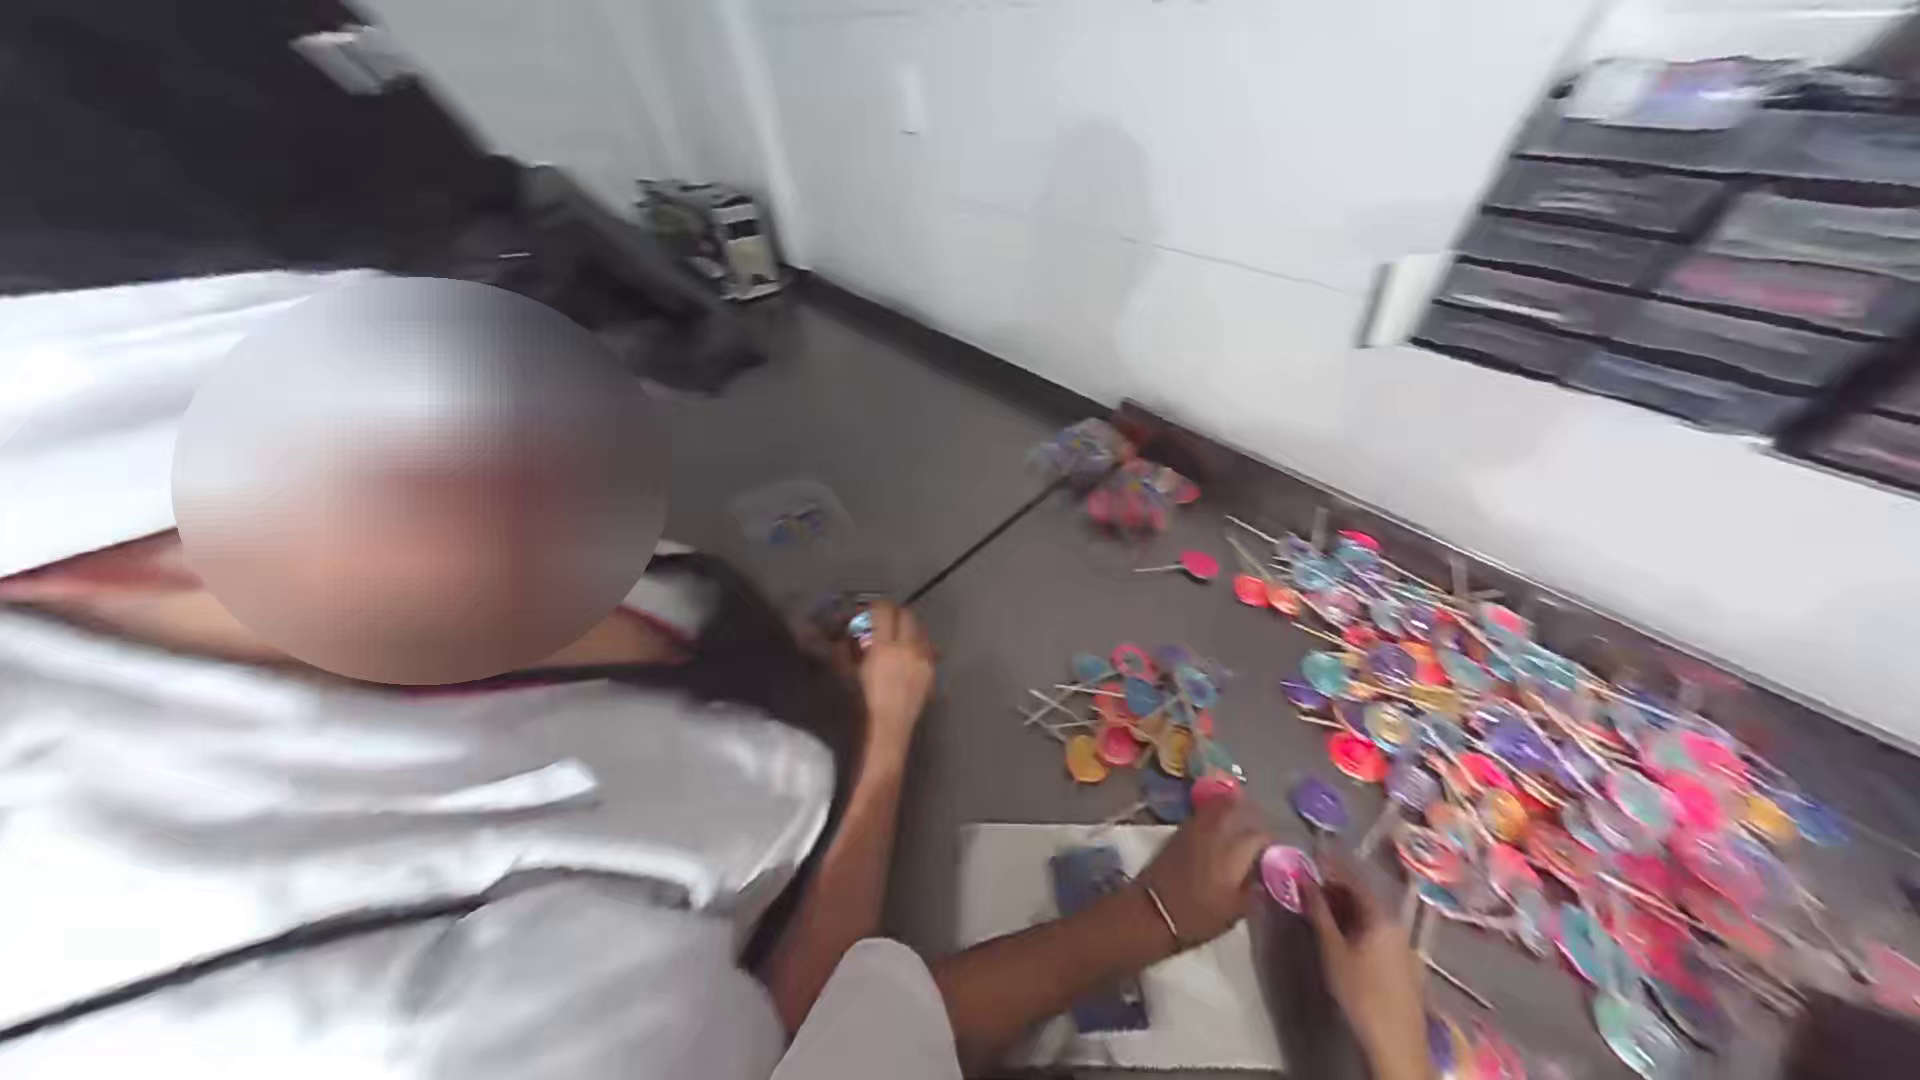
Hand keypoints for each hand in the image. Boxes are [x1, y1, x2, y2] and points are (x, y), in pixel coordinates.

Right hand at [855, 602, 935, 756]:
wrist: (886, 732)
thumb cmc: (861, 705)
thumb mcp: (847, 672)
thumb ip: (847, 647)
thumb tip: (848, 632)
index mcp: (885, 648)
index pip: (885, 611)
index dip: (876, 606)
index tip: (870, 609)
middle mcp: (909, 650)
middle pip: (907, 615)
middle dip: (894, 613)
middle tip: (883, 618)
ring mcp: (924, 660)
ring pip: (920, 630)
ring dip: (908, 626)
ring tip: (896, 634)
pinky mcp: (932, 672)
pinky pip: (928, 647)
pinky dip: (918, 643)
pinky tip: (907, 653)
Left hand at [1136, 796, 1272, 948]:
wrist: (1155, 909)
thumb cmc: (1199, 915)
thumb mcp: (1237, 909)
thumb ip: (1255, 886)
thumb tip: (1268, 872)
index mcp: (1233, 850)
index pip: (1261, 835)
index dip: (1271, 843)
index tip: (1276, 853)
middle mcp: (1215, 830)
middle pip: (1238, 809)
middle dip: (1252, 816)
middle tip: (1259, 834)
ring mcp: (1194, 826)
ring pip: (1218, 805)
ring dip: (1232, 809)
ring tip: (1241, 824)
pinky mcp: (1179, 829)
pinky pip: (1203, 813)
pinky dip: (1214, 814)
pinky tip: (1218, 827)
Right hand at [1304, 859, 1431, 1079]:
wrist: (1396, 1045)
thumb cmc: (1361, 992)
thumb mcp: (1332, 949)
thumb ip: (1318, 911)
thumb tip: (1305, 879)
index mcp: (1382, 917)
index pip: (1355, 878)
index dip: (1332, 864)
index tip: (1310, 855)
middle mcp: (1397, 925)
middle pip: (1364, 895)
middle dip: (1336, 884)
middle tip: (1308, 880)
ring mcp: (1402, 945)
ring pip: (1369, 913)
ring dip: (1344, 903)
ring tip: (1317, 902)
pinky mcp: (1402, 962)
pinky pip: (1376, 928)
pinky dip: (1355, 920)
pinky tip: (1338, 928)